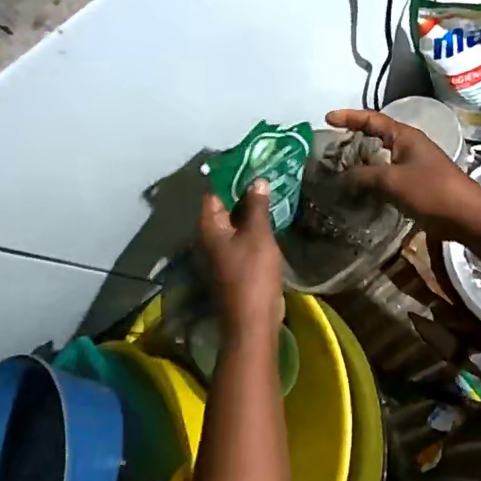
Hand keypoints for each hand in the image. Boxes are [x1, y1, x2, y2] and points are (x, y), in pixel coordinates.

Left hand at [198, 180, 285, 337]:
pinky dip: (254, 224)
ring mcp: (221, 249)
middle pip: (223, 204)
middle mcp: (209, 235)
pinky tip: (271, 215)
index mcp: (208, 225)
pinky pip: (242, 234)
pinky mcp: (234, 261)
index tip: (250, 161)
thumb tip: (256, 180)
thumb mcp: (257, 235)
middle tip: (265, 170)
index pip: (214, 191)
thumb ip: (256, 206)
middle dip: (243, 189)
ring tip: (271, 187)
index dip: (230, 175)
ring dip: (250, 206)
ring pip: (234, 220)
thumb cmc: (252, 274)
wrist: (252, 319)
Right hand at [324, 108, 480, 241]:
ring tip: (337, 166)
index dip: (349, 117)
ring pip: (379, 157)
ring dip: (359, 160)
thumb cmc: (431, 191)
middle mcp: (409, 146)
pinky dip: (368, 178)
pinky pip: (385, 175)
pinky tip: (356, 188)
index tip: (327, 119)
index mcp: (405, 137)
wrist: (467, 218)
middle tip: (329, 144)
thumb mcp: (391, 180)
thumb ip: (362, 176)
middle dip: (352, 137)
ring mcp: (413, 165)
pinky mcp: (414, 184)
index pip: (372, 120)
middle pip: (375, 136)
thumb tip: (340, 178)